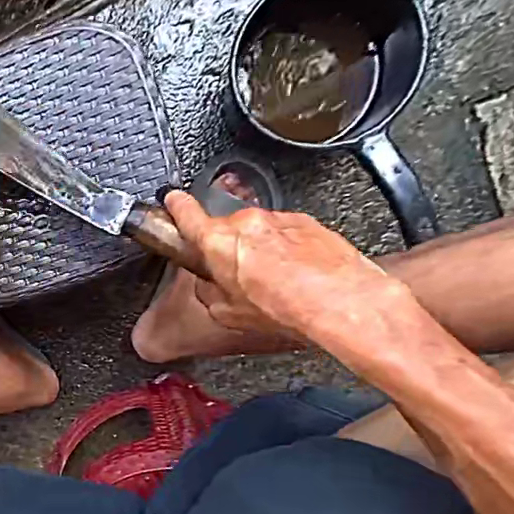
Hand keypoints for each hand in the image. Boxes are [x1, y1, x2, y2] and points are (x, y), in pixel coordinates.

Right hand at [162, 189, 410, 341]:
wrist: (341, 301)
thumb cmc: (285, 307)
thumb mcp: (227, 313)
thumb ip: (208, 292)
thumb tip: (209, 287)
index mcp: (218, 241)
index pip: (186, 213)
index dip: (176, 206)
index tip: (173, 200)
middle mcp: (246, 223)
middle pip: (226, 229)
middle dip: (227, 249)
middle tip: (236, 275)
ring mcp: (278, 220)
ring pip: (257, 232)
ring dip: (259, 250)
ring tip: (272, 281)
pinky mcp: (306, 223)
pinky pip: (285, 234)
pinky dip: (285, 250)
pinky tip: (294, 275)